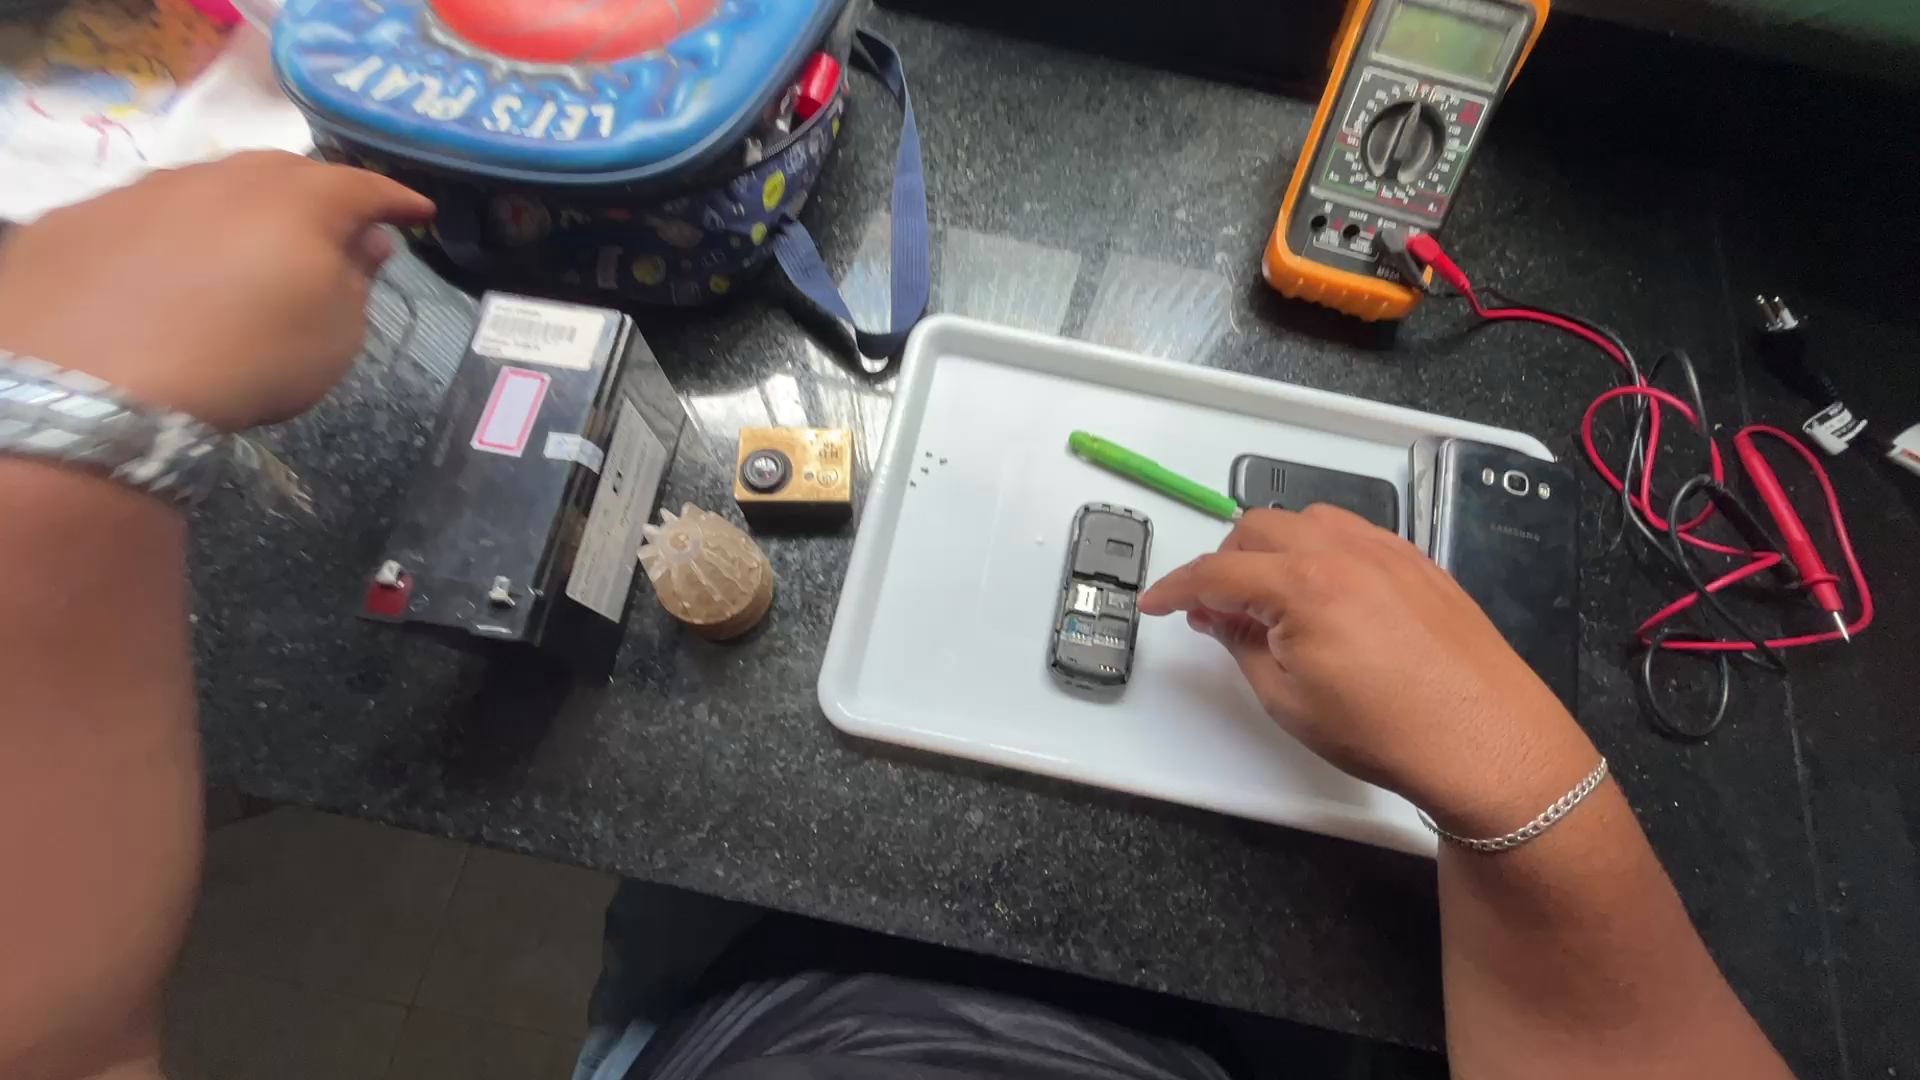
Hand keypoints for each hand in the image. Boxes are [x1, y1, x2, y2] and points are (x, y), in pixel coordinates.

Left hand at [0, 151, 433, 431]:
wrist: (103, 382)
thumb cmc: (259, 357)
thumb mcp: (340, 329)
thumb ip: (357, 275)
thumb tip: (368, 240)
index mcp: (295, 206)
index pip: (360, 186)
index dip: (395, 198)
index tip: (421, 212)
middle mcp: (218, 181)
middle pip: (281, 169)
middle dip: (322, 190)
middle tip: (344, 223)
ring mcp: (144, 194)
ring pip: (214, 182)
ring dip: (252, 204)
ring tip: (268, 241)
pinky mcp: (83, 219)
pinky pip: (156, 209)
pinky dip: (192, 225)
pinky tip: (193, 264)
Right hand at [1138, 505, 1596, 834]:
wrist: (1489, 744)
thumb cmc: (1387, 730)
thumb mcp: (1286, 698)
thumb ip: (1239, 645)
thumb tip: (1216, 618)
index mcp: (1302, 586)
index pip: (1215, 573)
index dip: (1175, 588)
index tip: (1156, 602)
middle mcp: (1341, 552)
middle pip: (1254, 529)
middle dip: (1223, 563)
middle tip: (1218, 609)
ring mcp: (1384, 551)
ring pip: (1302, 520)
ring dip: (1270, 548)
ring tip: (1270, 596)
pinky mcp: (1415, 561)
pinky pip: (1349, 531)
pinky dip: (1316, 548)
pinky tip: (1321, 589)